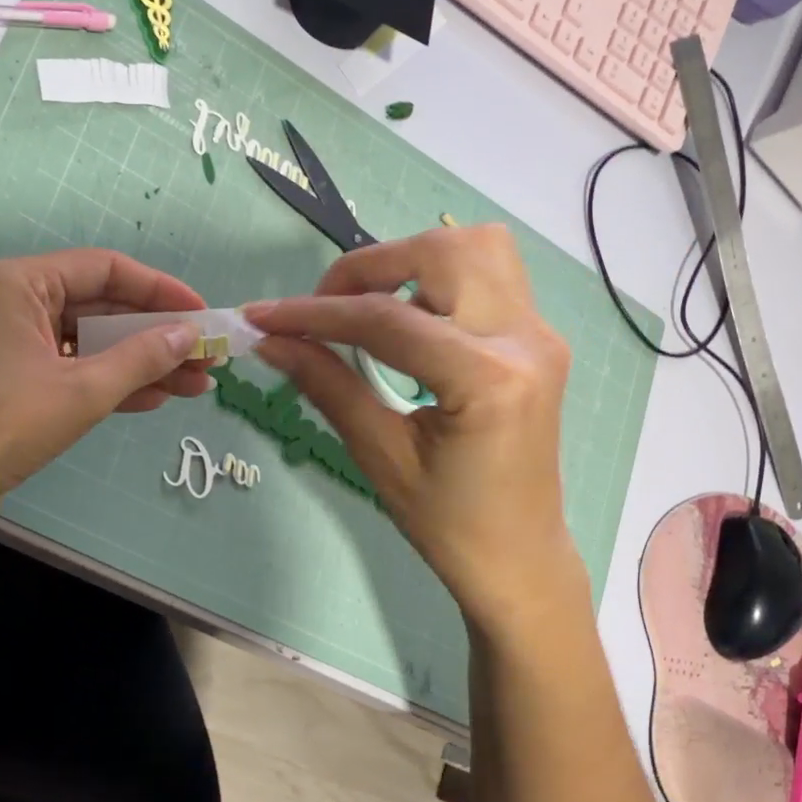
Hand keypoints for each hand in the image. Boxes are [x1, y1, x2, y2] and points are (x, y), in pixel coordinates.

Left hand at [0, 250, 210, 572]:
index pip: (105, 269)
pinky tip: (155, 398)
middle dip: (155, 335)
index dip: (160, 290)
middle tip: (206, 357)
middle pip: (100, 306)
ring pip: (90, 342)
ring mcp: (14, 341)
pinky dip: (109, 382)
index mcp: (22, 283)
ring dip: (139, 363)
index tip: (203, 314)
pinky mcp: (15, 378)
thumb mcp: (81, 392)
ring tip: (194, 384)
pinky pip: (72, 369)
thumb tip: (189, 334)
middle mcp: (16, 301)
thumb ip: (140, 358)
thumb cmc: (4, 427)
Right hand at [245, 226, 580, 624]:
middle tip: (321, 309)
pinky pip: (488, 274)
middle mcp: (526, 340)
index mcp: (488, 381)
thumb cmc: (446, 522)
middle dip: (368, 268)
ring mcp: (540, 333)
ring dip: (407, 261)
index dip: (314, 314)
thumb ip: (328, 386)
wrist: (517, 554)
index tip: (261, 318)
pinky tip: (401, 318)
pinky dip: (434, 277)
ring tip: (361, 306)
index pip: (387, 321)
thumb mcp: (379, 455)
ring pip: (475, 246)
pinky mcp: (536, 337)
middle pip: (443, 252)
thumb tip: (272, 343)